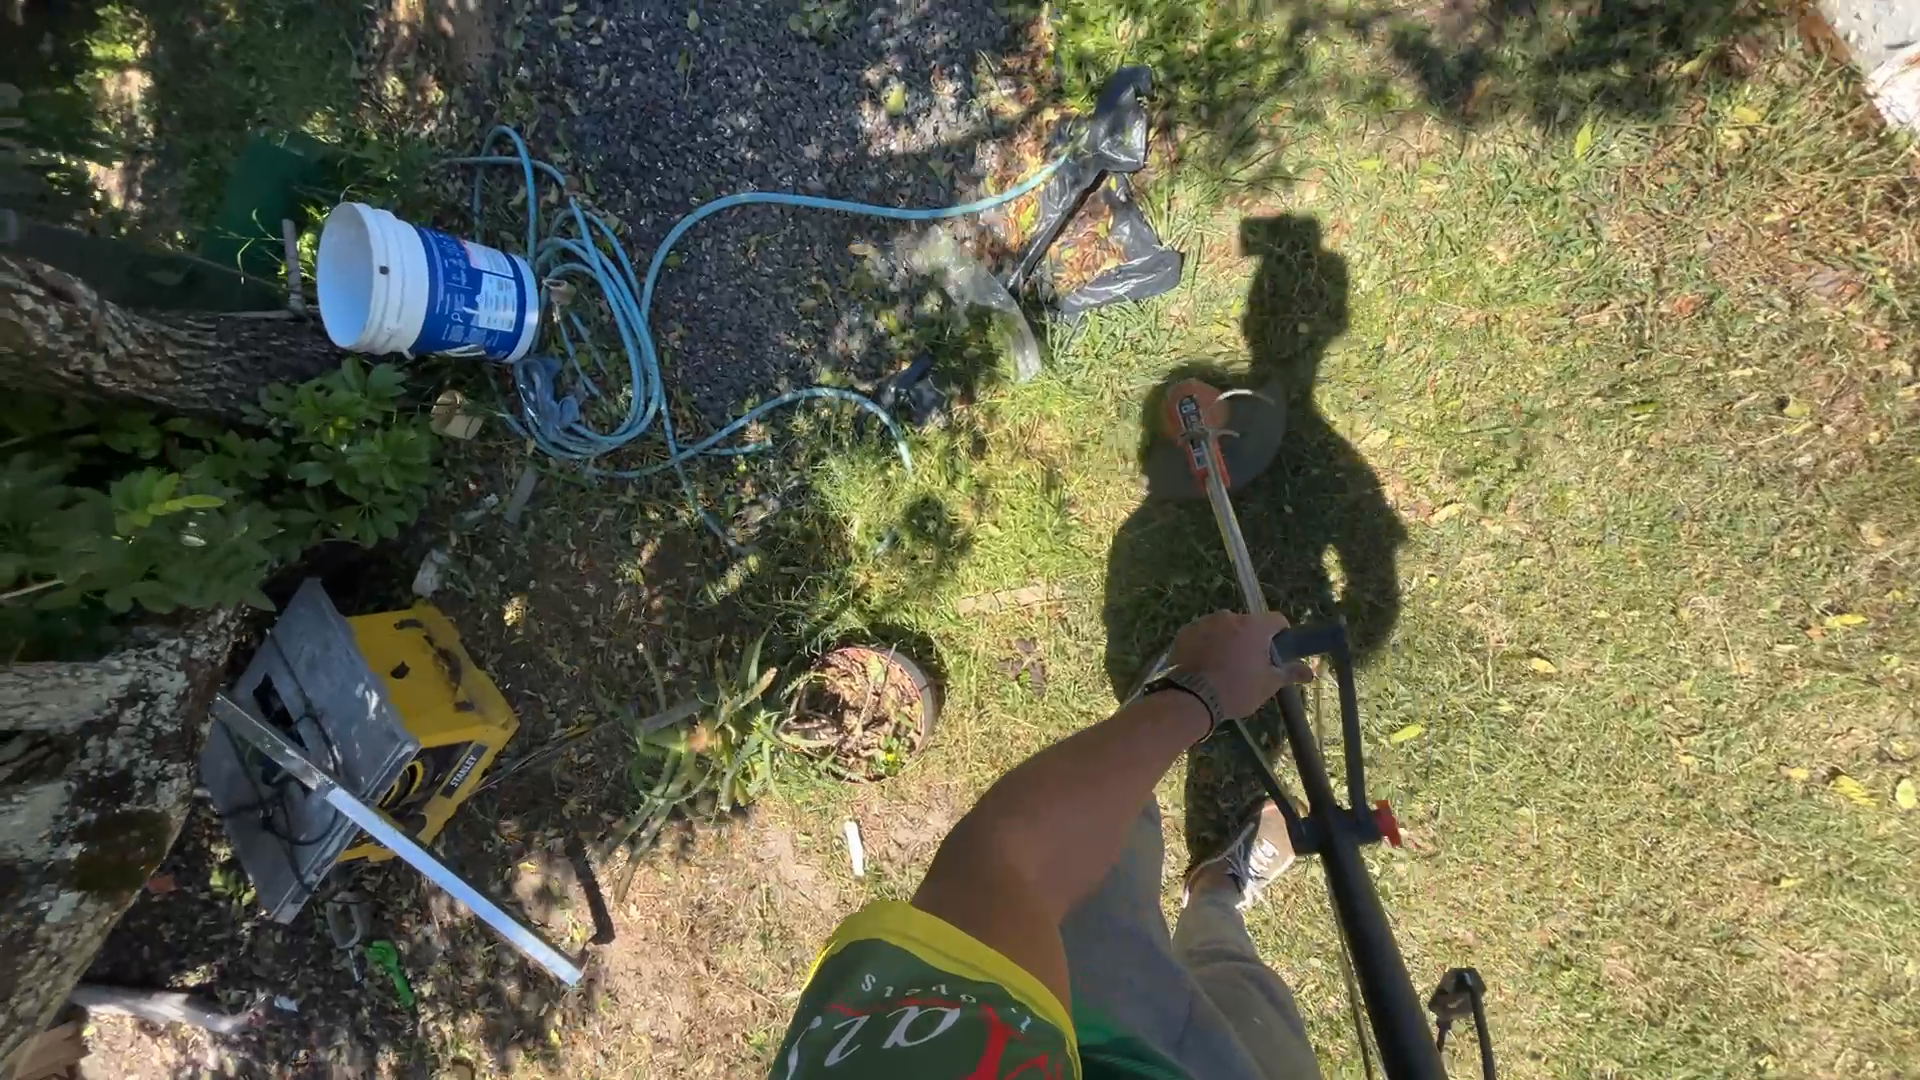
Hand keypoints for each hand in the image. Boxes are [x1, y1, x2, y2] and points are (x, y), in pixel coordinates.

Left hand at [1171, 611, 1314, 719]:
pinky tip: (1204, 663)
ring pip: (1223, 627)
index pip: (1276, 620)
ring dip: (1226, 639)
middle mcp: (1228, 616)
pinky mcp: (1185, 631)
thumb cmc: (1238, 689)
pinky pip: (1202, 634)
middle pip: (1247, 624)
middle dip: (1250, 639)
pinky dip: (1206, 643)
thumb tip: (1309, 672)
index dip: (1280, 634)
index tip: (1276, 651)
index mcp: (1254, 626)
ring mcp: (1204, 622)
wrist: (1193, 697)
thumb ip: (1289, 672)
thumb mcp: (1268, 684)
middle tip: (1248, 663)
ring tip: (1223, 665)